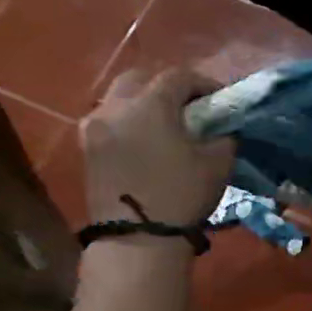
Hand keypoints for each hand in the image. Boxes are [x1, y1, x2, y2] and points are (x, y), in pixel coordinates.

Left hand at [80, 68, 234, 227]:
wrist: (138, 234)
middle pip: (140, 78)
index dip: (203, 82)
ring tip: (169, 123)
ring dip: (146, 101)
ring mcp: (95, 125)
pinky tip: (149, 138)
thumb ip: (223, 135)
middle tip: (191, 105)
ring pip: (120, 97)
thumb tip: (224, 126)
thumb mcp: (218, 162)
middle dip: (168, 85)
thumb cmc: (183, 194)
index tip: (220, 98)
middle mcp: (115, 107)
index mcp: (150, 106)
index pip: (178, 76)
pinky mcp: (87, 146)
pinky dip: (131, 119)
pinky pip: (110, 118)